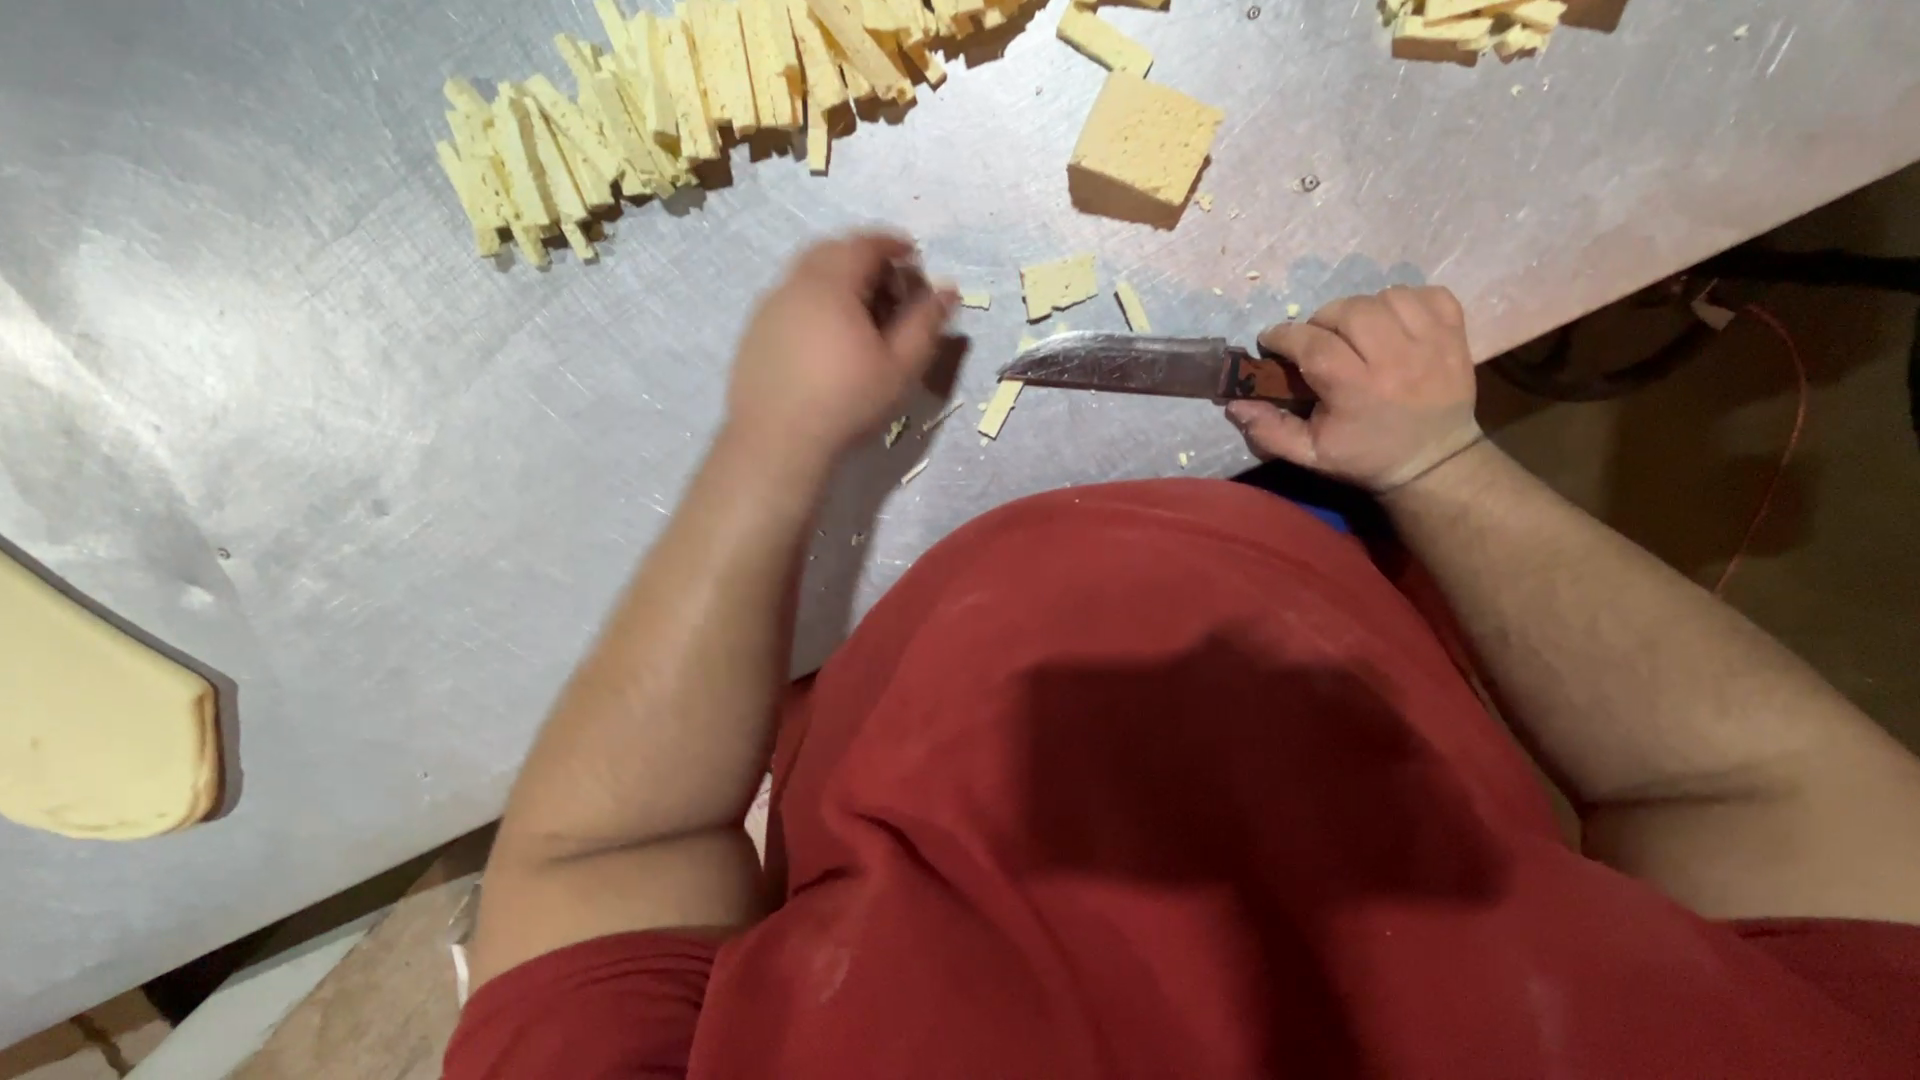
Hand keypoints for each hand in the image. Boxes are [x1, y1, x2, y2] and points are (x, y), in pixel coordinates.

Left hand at [725, 231, 955, 469]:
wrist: (776, 442)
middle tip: (889, 286)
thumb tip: (948, 290)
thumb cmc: (846, 402)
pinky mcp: (754, 334)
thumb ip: (926, 323)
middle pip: (831, 251)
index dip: (892, 244)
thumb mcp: (900, 366)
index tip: (913, 255)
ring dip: (837, 280)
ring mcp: (767, 308)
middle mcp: (793, 285)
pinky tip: (827, 339)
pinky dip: (814, 303)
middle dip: (863, 258)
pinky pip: (789, 301)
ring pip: (806, 275)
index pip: (864, 244)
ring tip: (860, 313)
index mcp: (830, 284)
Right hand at [1225, 286, 1483, 492]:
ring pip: (1386, 297)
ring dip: (1362, 308)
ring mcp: (1431, 343)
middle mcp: (1395, 360)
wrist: (1434, 462)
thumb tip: (1235, 405)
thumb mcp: (1310, 453)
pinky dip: (1405, 300)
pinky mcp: (1455, 334)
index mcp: (1356, 389)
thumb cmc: (1364, 456)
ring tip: (1354, 331)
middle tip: (1316, 338)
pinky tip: (1392, 322)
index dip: (1285, 336)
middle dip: (1322, 320)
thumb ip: (1270, 431)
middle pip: (1349, 311)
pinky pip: (1428, 294)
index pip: (1312, 343)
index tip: (1272, 341)